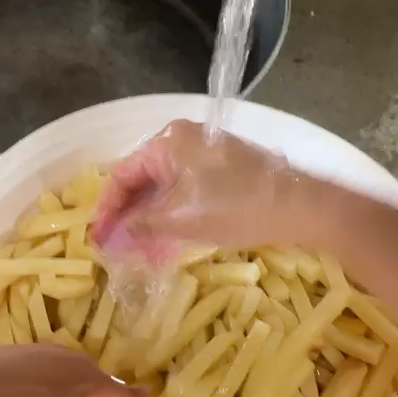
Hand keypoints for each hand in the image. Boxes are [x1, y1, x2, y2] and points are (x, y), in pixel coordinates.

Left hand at [0, 344, 169, 396]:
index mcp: (85, 384)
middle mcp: (66, 362)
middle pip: (100, 382)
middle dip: (120, 395)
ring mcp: (35, 355)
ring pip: (73, 373)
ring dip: (89, 388)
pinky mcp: (7, 357)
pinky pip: (48, 372)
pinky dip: (60, 385)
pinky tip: (49, 392)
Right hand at [91, 120, 315, 260]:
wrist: (300, 207)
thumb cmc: (236, 206)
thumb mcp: (181, 219)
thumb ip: (140, 226)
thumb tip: (111, 238)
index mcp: (168, 142)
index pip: (122, 175)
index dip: (107, 209)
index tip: (97, 238)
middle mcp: (182, 142)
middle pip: (141, 182)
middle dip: (128, 218)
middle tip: (114, 249)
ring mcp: (203, 156)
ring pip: (163, 191)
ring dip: (148, 223)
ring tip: (136, 254)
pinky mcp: (220, 173)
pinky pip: (183, 194)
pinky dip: (170, 218)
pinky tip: (162, 245)